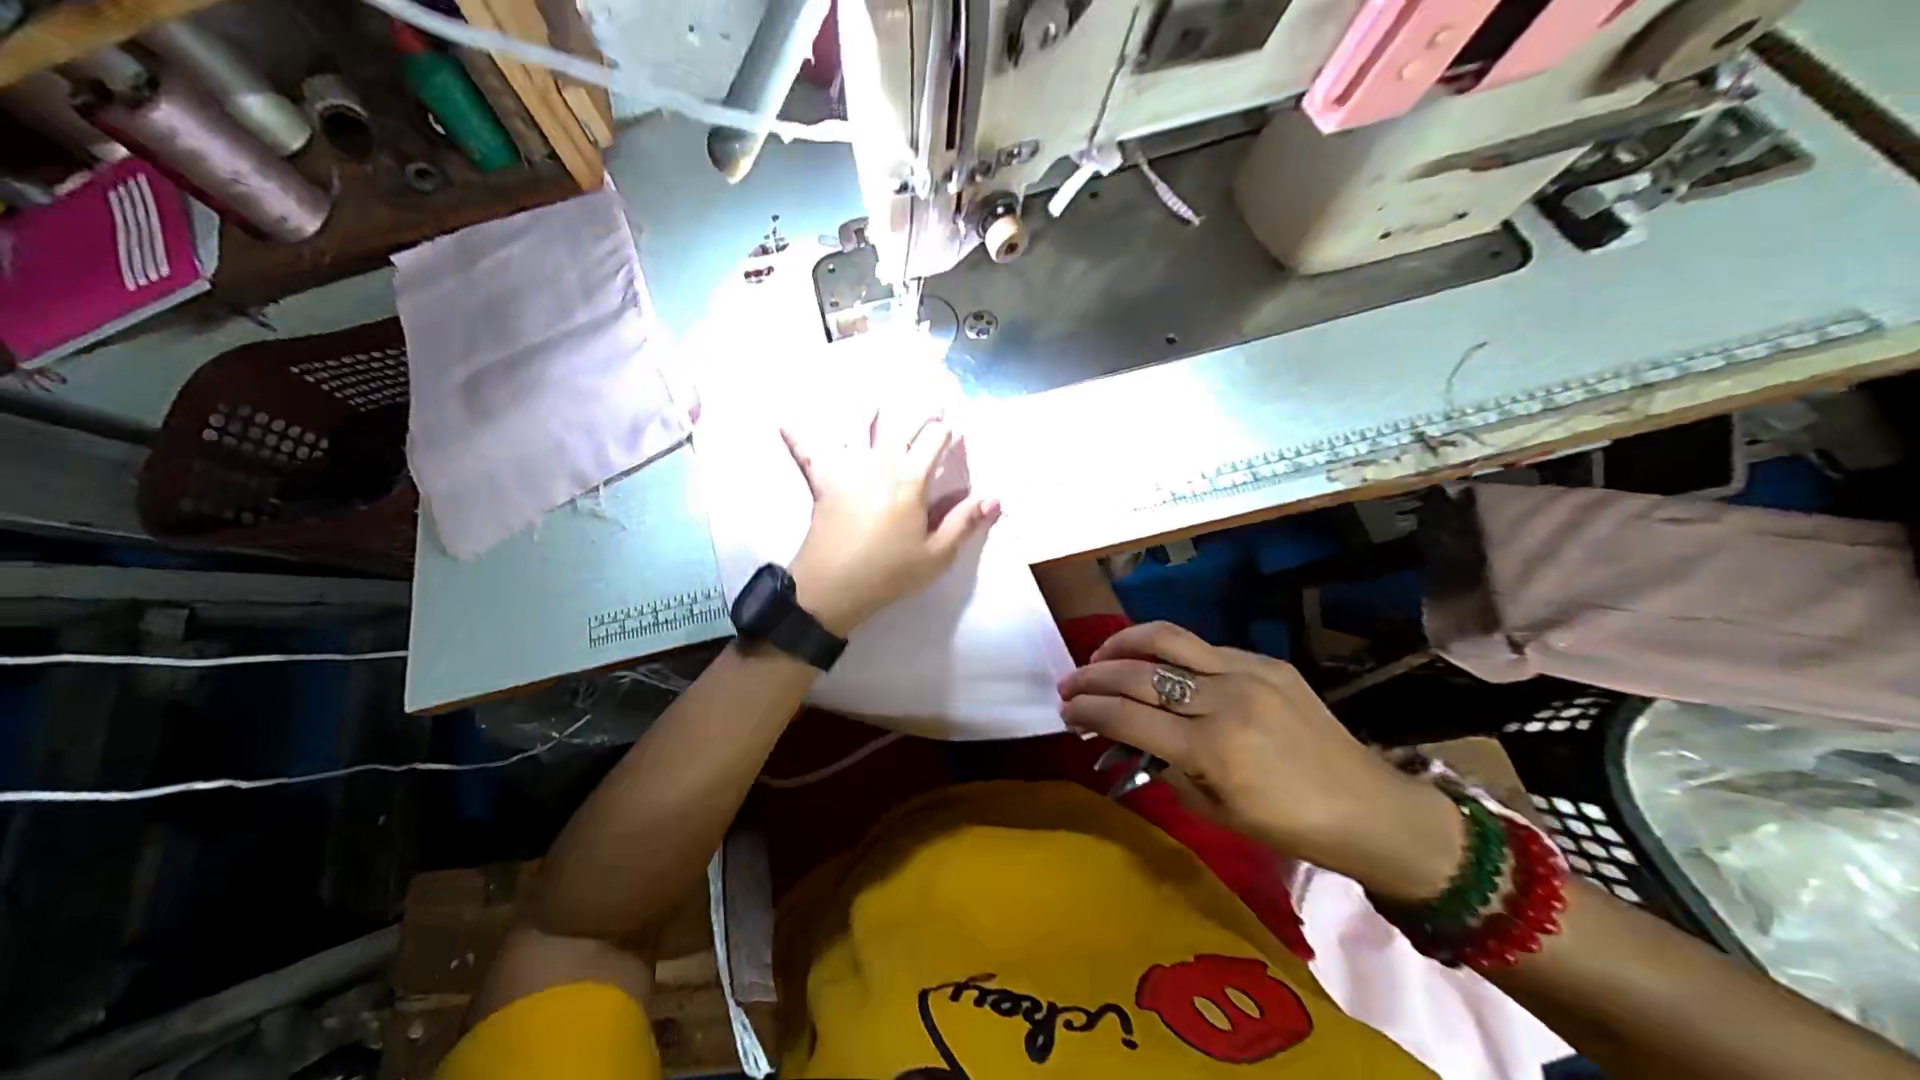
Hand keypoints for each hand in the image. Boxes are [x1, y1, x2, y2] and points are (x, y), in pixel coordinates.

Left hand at [782, 409, 1000, 635]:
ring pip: (860, 428)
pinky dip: (799, 438)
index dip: (947, 431)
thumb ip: (964, 522)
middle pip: (902, 425)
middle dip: (920, 412)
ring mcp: (848, 469)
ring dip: (871, 411)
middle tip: (932, 404)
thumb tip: (995, 497)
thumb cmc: (889, 572)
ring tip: (878, 398)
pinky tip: (785, 422)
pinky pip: (808, 454)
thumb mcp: (936, 554)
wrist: (833, 587)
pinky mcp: (822, 482)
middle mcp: (880, 463)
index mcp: (911, 479)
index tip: (955, 426)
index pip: (934, 441)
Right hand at [1058, 622, 1464, 901]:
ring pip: (1168, 639)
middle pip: (1138, 672)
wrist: (1369, 807)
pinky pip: (1204, 648)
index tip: (1066, 711)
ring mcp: (1249, 672)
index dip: (1088, 711)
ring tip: (1100, 656)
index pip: (1128, 717)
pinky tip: (1158, 667)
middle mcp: (1226, 700)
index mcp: (1212, 750)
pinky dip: (1169, 654)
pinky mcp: (1267, 661)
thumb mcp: (1214, 811)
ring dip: (1123, 644)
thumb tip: (1125, 739)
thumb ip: (1165, 768)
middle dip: (1093, 676)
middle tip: (1069, 684)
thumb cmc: (1288, 826)